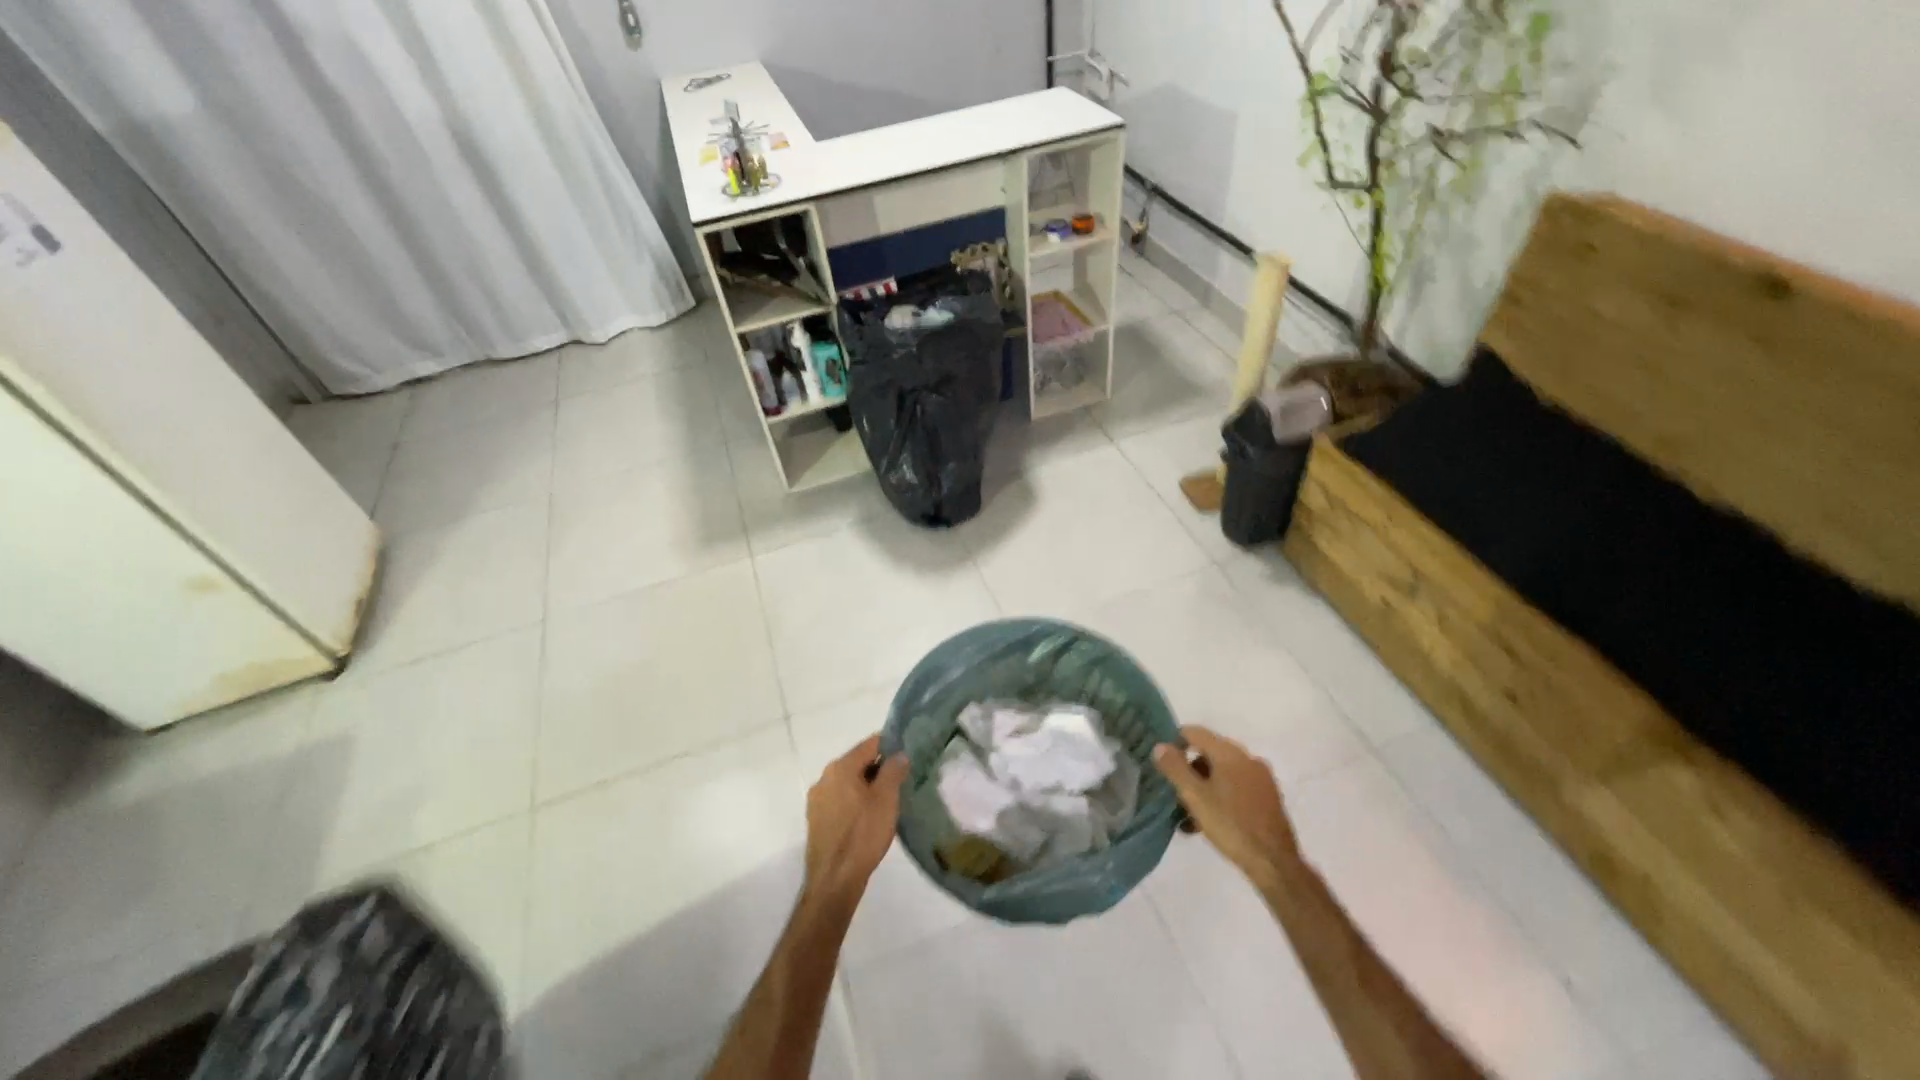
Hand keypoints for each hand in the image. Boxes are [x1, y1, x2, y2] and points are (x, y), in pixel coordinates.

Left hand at [804, 735, 908, 904]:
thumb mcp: (886, 800)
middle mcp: (824, 778)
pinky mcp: (817, 820)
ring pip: (849, 783)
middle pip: (858, 763)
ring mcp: (817, 800)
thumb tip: (899, 754)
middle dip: (880, 769)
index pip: (870, 744)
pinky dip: (856, 803)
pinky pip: (841, 801)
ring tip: (889, 802)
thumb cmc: (863, 835)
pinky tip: (870, 818)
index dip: (891, 746)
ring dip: (868, 787)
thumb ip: (893, 771)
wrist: (834, 879)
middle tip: (903, 781)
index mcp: (840, 768)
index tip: (909, 755)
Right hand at [1153, 726, 1300, 887]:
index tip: (1162, 762)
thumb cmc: (1230, 825)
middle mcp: (1248, 759)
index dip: (1174, 742)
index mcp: (1230, 753)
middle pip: (1209, 754)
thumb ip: (1175, 768)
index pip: (1195, 733)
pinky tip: (1210, 822)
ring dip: (1203, 788)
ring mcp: (1261, 778)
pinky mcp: (1268, 797)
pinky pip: (1236, 787)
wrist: (1273, 861)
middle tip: (1174, 794)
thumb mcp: (1195, 796)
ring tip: (1188, 816)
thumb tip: (1160, 746)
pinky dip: (1220, 797)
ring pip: (1223, 774)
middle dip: (1189, 771)